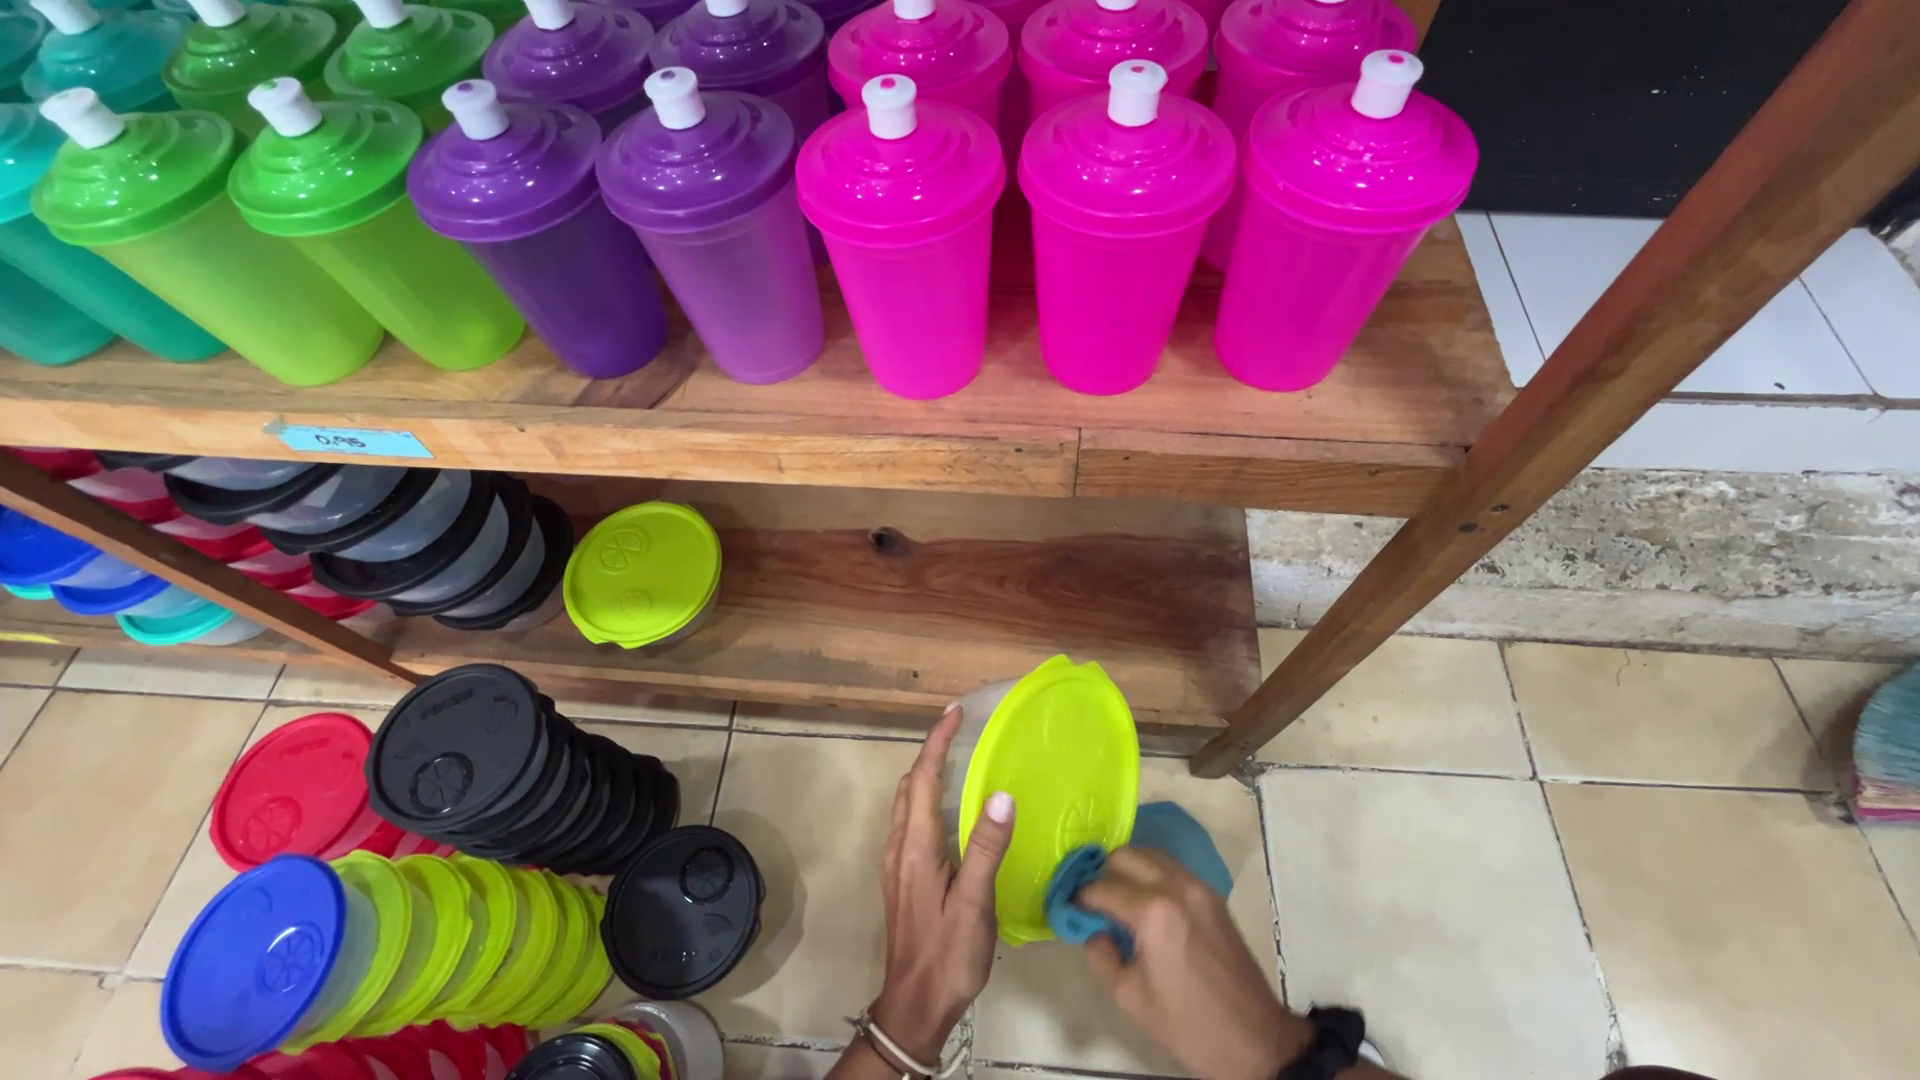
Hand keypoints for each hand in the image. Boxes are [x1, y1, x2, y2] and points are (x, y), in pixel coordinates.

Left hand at [870, 704, 1016, 1063]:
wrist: (915, 1005)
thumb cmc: (948, 953)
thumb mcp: (975, 903)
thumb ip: (986, 848)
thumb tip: (999, 794)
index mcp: (916, 846)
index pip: (922, 779)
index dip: (937, 743)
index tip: (954, 713)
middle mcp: (900, 847)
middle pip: (908, 786)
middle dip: (930, 753)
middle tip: (959, 731)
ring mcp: (897, 864)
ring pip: (906, 805)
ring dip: (926, 776)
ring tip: (956, 762)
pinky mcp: (902, 879)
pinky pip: (910, 823)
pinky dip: (926, 800)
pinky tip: (950, 814)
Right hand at [1079, 849, 1310, 1079]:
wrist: (1255, 1039)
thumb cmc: (1188, 1024)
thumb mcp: (1130, 997)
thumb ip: (1101, 954)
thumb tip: (1092, 929)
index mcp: (1153, 912)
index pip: (1102, 887)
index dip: (1080, 898)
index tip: (1068, 908)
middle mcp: (1176, 887)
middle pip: (1125, 856)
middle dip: (1102, 874)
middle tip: (1092, 902)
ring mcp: (1198, 886)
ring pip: (1149, 854)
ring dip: (1127, 869)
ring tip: (1117, 898)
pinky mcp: (1212, 894)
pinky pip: (1171, 867)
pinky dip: (1151, 873)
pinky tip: (1144, 901)